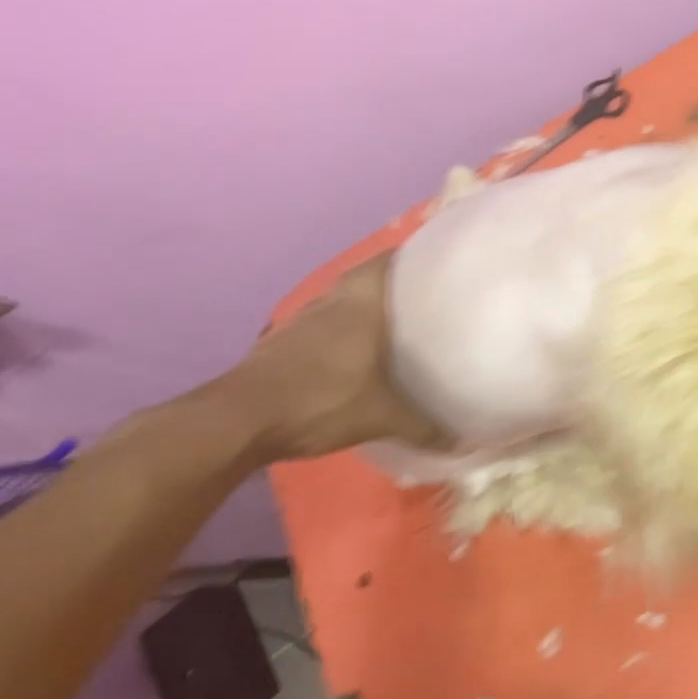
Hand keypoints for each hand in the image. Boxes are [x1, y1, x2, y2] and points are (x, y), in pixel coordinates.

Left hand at [212, 254, 454, 463]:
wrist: (233, 424)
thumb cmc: (320, 400)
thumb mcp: (383, 417)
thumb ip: (425, 427)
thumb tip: (464, 444)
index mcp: (360, 305)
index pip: (387, 262)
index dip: (412, 254)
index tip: (440, 258)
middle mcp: (329, 304)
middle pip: (362, 278)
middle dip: (391, 281)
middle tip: (423, 293)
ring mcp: (297, 324)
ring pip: (336, 302)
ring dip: (359, 306)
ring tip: (391, 320)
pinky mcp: (276, 347)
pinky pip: (317, 326)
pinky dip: (335, 331)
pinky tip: (348, 352)